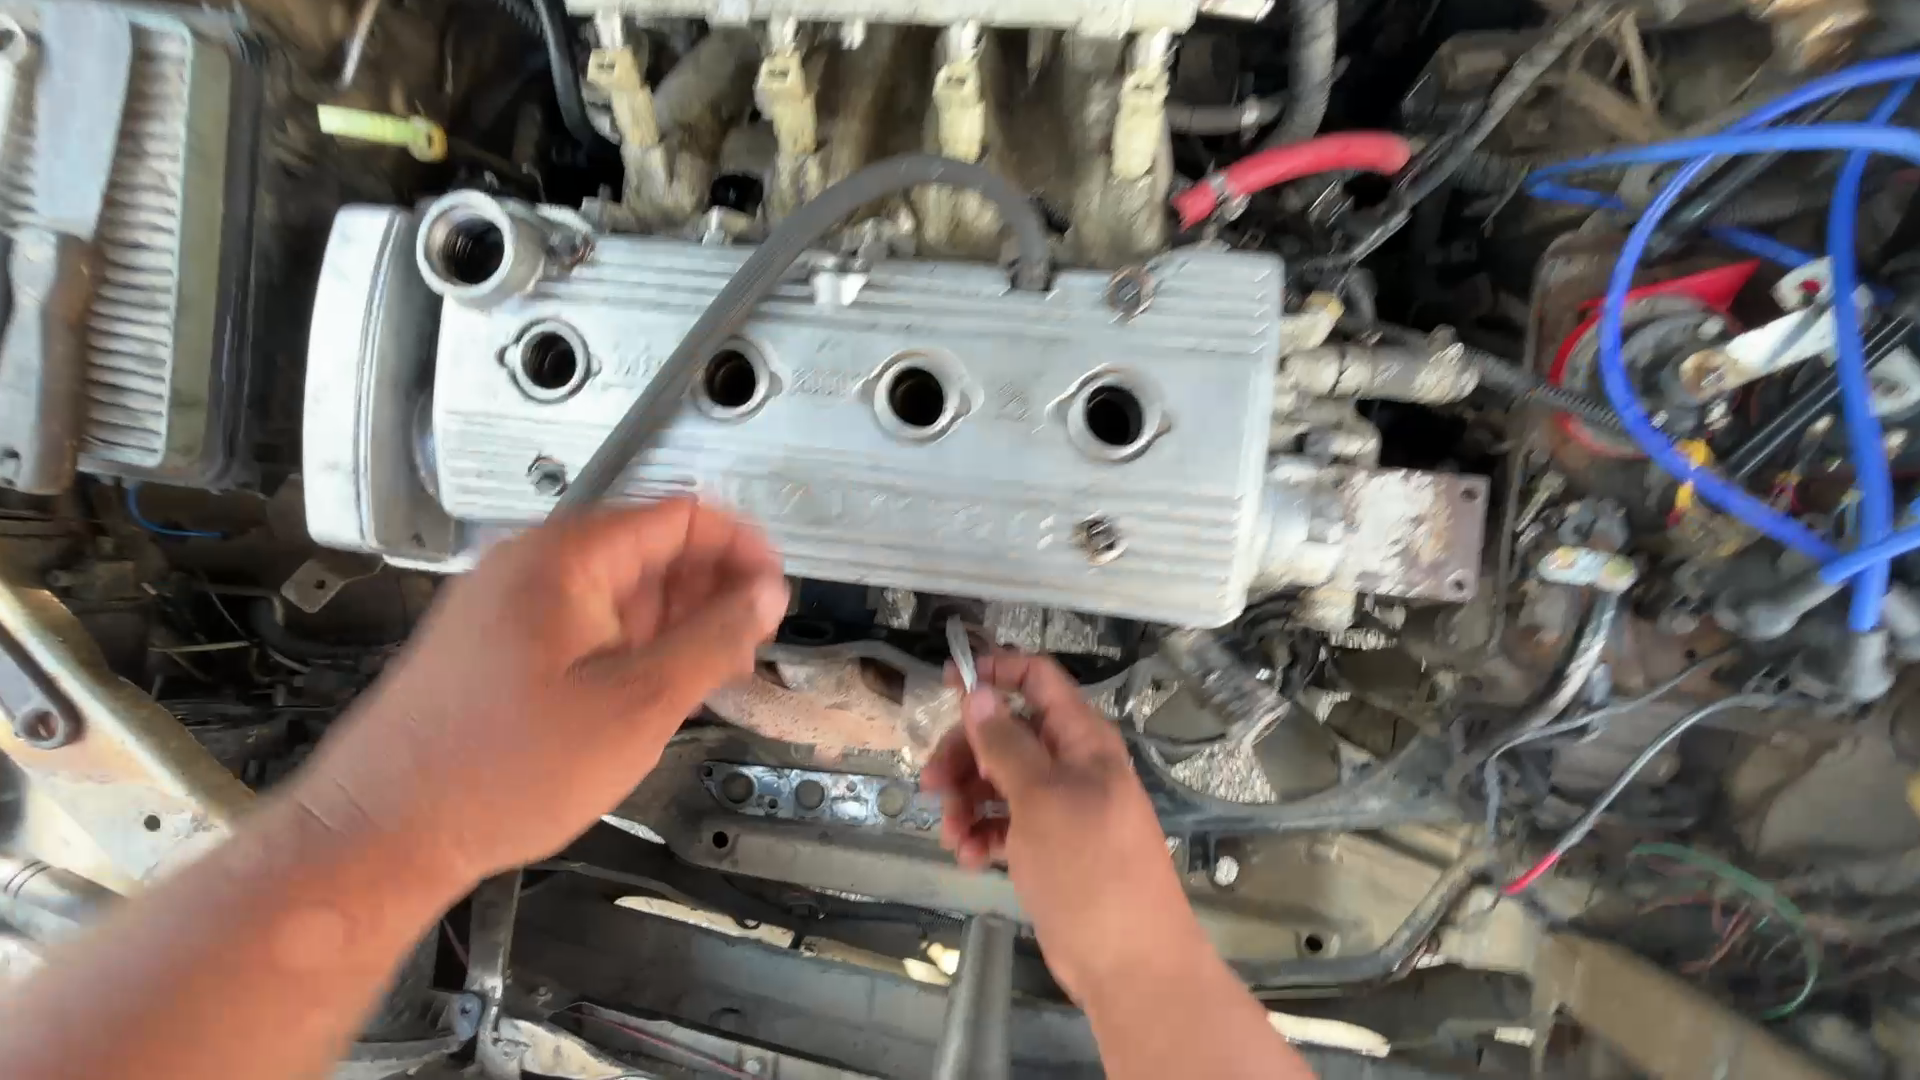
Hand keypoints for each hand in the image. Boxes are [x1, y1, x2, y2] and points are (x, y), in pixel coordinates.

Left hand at [287, 499, 788, 884]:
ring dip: (681, 619)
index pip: (680, 518)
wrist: (376, 839)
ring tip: (717, 668)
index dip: (741, 547)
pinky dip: (639, 642)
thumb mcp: (638, 704)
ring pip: (626, 589)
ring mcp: (517, 604)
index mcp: (566, 558)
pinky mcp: (507, 643)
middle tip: (752, 639)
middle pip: (653, 549)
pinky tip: (662, 682)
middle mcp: (536, 565)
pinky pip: (594, 621)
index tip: (775, 590)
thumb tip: (767, 594)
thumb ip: (715, 639)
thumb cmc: (502, 772)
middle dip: (714, 588)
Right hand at [921, 650, 1209, 1002]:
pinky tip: (970, 857)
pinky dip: (981, 833)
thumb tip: (977, 693)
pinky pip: (1003, 822)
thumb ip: (1006, 743)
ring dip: (966, 800)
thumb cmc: (1090, 867)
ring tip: (951, 834)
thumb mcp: (1041, 798)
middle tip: (931, 783)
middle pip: (1006, 733)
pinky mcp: (1045, 844)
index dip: (994, 671)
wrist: (1128, 964)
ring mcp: (1056, 806)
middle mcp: (1068, 764)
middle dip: (965, 754)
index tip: (948, 681)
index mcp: (1080, 738)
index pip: (1037, 679)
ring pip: (997, 780)